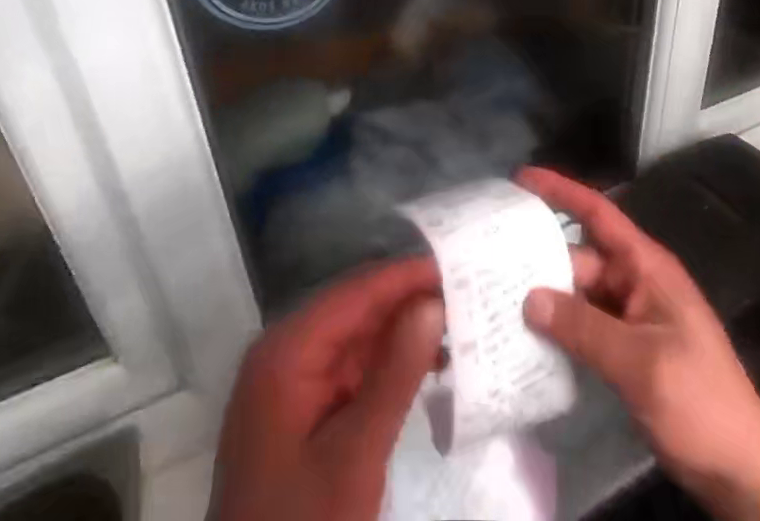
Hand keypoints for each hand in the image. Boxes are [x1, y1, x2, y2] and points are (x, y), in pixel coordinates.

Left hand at [210, 257, 443, 520]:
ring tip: (465, 324)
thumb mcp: (355, 451)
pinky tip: (433, 362)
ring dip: (408, 330)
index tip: (462, 265)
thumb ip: (396, 373)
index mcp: (288, 351)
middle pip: (358, 308)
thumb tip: (433, 302)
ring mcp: (294, 378)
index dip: (409, 275)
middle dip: (412, 300)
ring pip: (360, 334)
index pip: (357, 292)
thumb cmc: (302, 520)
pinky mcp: (306, 404)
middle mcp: (287, 351)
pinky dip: (392, 361)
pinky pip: (355, 365)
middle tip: (473, 294)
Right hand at [515, 167, 759, 520]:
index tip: (520, 178)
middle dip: (537, 259)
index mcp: (648, 270)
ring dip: (542, 299)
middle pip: (579, 260)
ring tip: (489, 299)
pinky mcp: (625, 351)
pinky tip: (521, 340)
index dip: (562, 192)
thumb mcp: (640, 362)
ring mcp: (631, 319)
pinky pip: (583, 328)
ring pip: (577, 296)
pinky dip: (556, 330)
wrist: (740, 467)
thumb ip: (584, 328)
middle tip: (483, 263)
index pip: (601, 216)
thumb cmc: (699, 402)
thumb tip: (528, 297)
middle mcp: (636, 285)